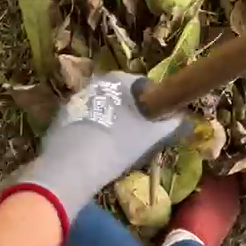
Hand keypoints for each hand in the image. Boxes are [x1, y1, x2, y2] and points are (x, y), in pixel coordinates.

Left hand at [12, 73, 184, 232]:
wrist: (70, 167)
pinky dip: (93, 131)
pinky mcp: (61, 117)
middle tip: (138, 138)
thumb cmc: (118, 144)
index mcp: (120, 78)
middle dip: (131, 113)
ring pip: (103, 108)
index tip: (156, 124)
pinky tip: (95, 152)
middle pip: (122, 96)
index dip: (154, 105)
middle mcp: (98, 81)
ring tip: (116, 148)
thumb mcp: (152, 135)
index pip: (145, 86)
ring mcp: (77, 98)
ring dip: (111, 122)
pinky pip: (86, 121)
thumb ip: (172, 123)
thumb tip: (184, 118)